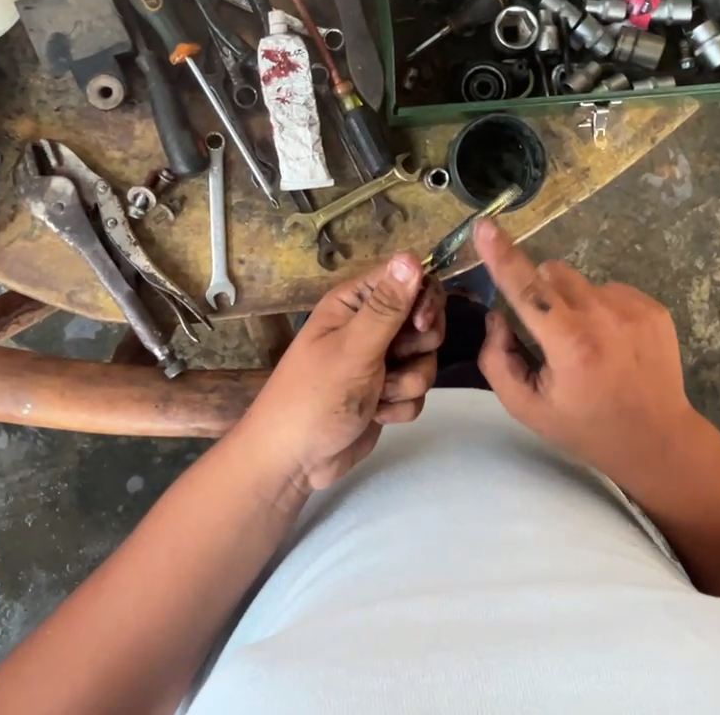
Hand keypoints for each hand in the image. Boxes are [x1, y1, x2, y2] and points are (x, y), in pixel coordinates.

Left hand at [236, 254, 444, 492]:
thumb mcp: (353, 349)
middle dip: (419, 346)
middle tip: (395, 360)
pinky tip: (376, 415)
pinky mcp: (386, 393)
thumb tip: (411, 256)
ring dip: (407, 383)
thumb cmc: (314, 398)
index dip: (423, 299)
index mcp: (354, 303)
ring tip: (377, 396)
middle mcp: (369, 326)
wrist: (294, 462)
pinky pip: (417, 391)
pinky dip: (400, 406)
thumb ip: (387, 307)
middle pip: (425, 320)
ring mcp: (379, 361)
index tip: (422, 325)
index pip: (407, 279)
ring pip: (425, 359)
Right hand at [474, 220, 702, 480]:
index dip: (501, 255)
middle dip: (539, 292)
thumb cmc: (586, 428)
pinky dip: (600, 308)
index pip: (526, 288)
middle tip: (548, 333)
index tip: (484, 226)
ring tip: (586, 344)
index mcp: (569, 344)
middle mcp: (602, 317)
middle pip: (551, 273)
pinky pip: (609, 289)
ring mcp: (633, 308)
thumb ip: (498, 361)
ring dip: (570, 302)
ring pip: (579, 281)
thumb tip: (496, 316)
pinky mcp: (653, 307)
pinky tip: (611, 343)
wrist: (659, 440)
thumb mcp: (528, 409)